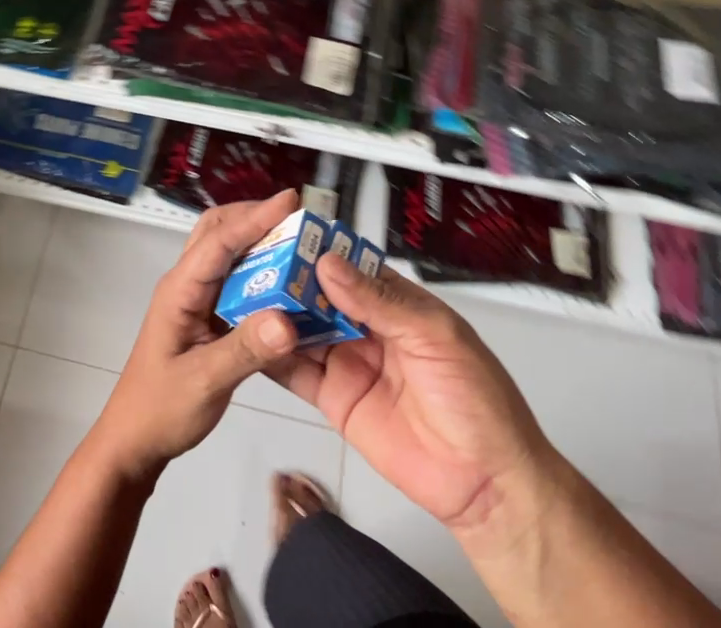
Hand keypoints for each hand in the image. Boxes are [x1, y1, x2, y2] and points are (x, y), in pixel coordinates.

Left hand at [89, 191, 301, 481]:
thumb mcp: (205, 381)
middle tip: (301, 218)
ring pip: (226, 254)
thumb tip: (289, 318)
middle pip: (217, 232)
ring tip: (302, 243)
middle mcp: (187, 285)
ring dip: (259, 241)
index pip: (219, 241)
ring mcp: (195, 300)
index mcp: (180, 290)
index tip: (292, 200)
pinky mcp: (207, 318)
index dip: (255, 218)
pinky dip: (261, 272)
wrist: (135, 438)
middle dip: (255, 217)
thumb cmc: (162, 408)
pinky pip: (235, 281)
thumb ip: (245, 350)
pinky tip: (289, 283)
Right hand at [269, 254, 556, 533]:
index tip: (276, 235)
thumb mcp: (433, 338)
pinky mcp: (333, 399)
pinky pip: (296, 373)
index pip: (350, 269)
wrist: (485, 483)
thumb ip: (378, 302)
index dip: (316, 253)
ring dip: (272, 316)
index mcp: (398, 305)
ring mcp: (348, 363)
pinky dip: (270, 356)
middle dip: (285, 282)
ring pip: (301, 331)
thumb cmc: (475, 399)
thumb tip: (326, 263)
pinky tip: (244, 340)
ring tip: (235, 296)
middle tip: (245, 266)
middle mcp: (368, 328)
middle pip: (318, 298)